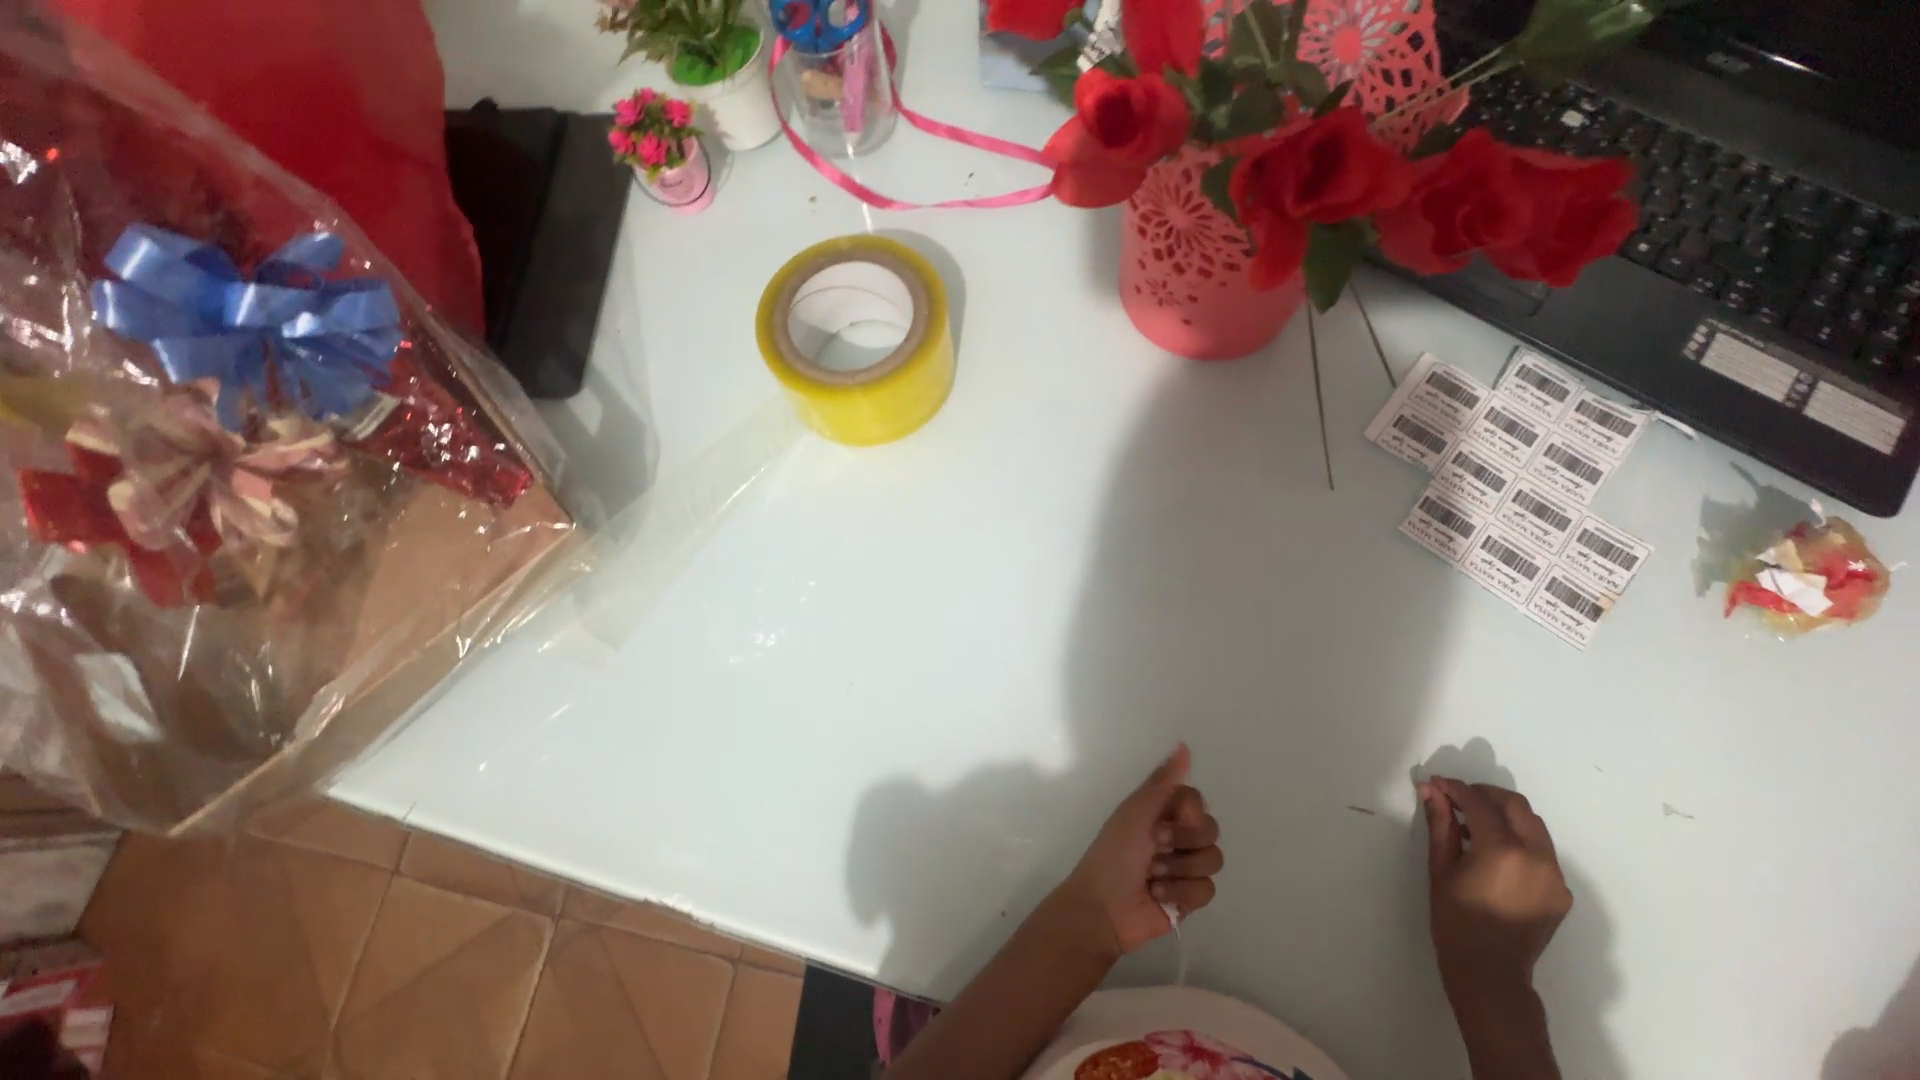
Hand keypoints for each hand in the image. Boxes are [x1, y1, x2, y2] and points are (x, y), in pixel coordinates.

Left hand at [1058, 744, 1222, 958]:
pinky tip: (1158, 895)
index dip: (1188, 813)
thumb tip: (1184, 745)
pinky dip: (1181, 892)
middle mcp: (1176, 836)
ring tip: (1153, 876)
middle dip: (1184, 842)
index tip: (1165, 821)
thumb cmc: (1114, 854)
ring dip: (1179, 869)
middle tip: (1156, 848)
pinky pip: (1207, 889)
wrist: (1103, 907)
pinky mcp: (1190, 897)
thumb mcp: (1135, 812)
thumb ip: (1163, 781)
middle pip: (1210, 830)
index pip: (1197, 801)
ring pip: (1213, 860)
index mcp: (1160, 812)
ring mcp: (1184, 867)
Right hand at [1419, 777, 1571, 1008]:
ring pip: (1533, 826)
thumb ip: (1440, 825)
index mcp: (1502, 851)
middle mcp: (1536, 857)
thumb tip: (1431, 791)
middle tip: (1457, 798)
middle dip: (1484, 794)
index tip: (1436, 785)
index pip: (1479, 803)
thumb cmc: (1455, 921)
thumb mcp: (1441, 869)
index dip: (1455, 788)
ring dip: (1503, 815)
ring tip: (1473, 826)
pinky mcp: (1561, 890)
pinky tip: (1494, 855)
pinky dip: (1518, 841)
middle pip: (1515, 805)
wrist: (1490, 972)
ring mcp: (1555, 875)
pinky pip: (1541, 851)